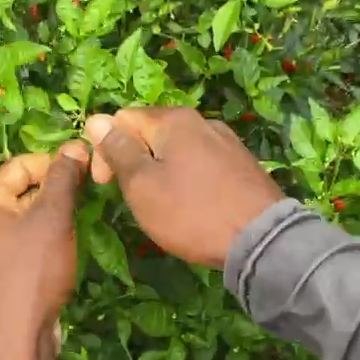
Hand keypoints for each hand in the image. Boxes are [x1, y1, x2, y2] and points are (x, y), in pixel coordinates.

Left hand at [0, 143, 88, 359]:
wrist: (15, 341)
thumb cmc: (31, 273)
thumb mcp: (53, 219)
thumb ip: (63, 178)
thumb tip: (76, 145)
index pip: (20, 164)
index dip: (54, 163)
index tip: (86, 172)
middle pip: (22, 188)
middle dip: (55, 190)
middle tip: (86, 198)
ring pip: (26, 216)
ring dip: (53, 215)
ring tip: (78, 223)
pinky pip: (24, 240)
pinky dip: (45, 238)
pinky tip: (63, 250)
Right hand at [84, 108, 284, 268]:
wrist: (262, 241)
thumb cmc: (191, 213)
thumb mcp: (142, 185)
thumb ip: (118, 150)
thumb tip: (96, 119)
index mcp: (173, 120)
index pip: (121, 120)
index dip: (106, 150)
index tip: (106, 185)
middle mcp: (201, 121)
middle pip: (150, 132)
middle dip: (134, 161)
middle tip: (134, 199)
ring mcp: (226, 141)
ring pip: (177, 149)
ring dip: (160, 171)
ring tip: (164, 205)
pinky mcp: (242, 164)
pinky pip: (201, 163)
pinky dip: (187, 179)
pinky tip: (192, 205)